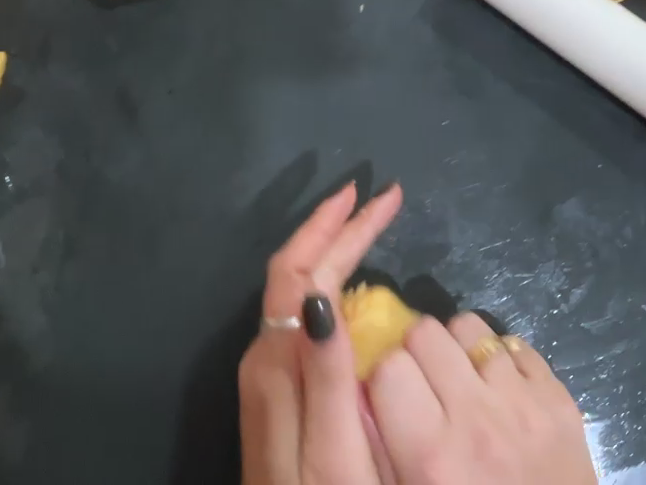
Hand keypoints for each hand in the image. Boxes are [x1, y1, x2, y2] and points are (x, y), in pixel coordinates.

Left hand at [240, 181, 403, 484]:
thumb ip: (326, 372)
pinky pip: (302, 311)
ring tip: (366, 223)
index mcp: (278, 359)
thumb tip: (321, 291)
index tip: (374, 194)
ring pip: (298, 286)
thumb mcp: (333, 449)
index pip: (303, 269)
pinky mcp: (278, 386)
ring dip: (332, 249)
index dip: (336, 227)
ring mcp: (269, 370)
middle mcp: (266, 353)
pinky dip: (329, 281)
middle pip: (298, 269)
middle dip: (338, 227)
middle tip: (379, 198)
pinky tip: (351, 283)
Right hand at [367, 313, 595, 484]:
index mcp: (431, 456)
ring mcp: (524, 404)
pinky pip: (513, 342)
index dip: (384, 378)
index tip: (391, 399)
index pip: (387, 366)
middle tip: (425, 388)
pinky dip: (500, 360)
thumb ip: (377, 446)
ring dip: (457, 349)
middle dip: (417, 354)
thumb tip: (355, 384)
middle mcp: (477, 419)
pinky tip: (499, 393)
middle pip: (425, 332)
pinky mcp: (558, 398)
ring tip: (461, 383)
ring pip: (468, 327)